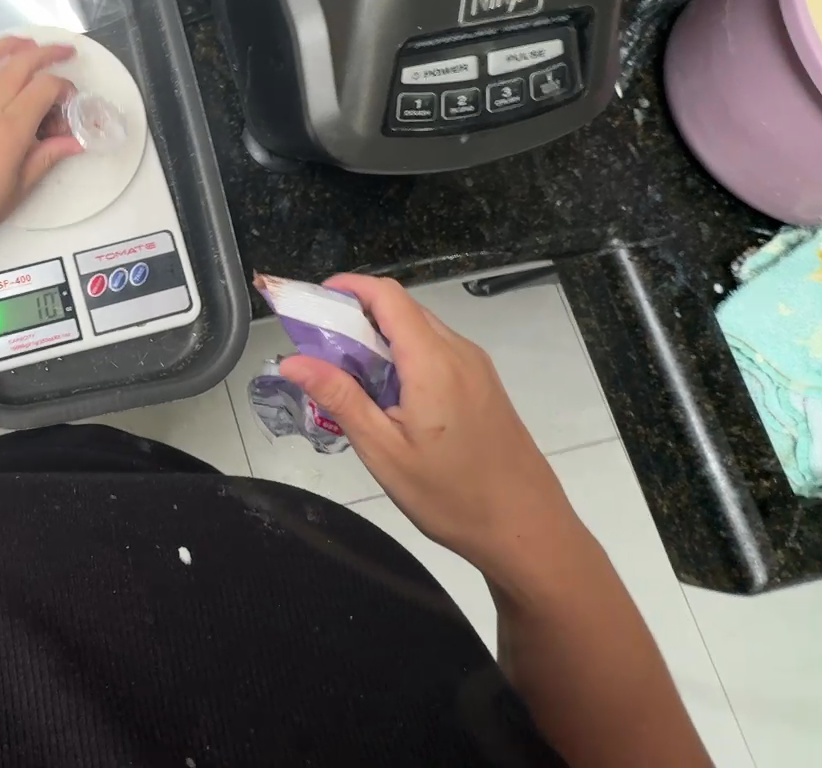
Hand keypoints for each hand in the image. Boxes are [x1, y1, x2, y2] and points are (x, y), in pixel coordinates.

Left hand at [0, 36, 81, 264]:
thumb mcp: (17, 191)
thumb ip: (46, 159)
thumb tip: (74, 143)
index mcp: (9, 129)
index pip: (45, 88)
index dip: (65, 88)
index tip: (71, 103)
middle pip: (20, 64)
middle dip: (47, 53)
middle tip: (65, 54)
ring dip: (6, 44)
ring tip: (25, 43)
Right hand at [278, 274, 584, 586]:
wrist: (530, 534)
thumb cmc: (451, 495)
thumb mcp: (382, 450)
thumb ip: (339, 397)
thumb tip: (291, 361)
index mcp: (433, 363)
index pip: (388, 296)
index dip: (348, 286)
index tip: (312, 300)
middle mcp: (458, 353)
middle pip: (401, 308)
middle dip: (355, 313)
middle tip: (316, 344)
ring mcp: (476, 368)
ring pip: (418, 328)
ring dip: (377, 336)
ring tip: (343, 371)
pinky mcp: (482, 385)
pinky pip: (435, 350)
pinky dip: (400, 353)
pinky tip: (383, 392)